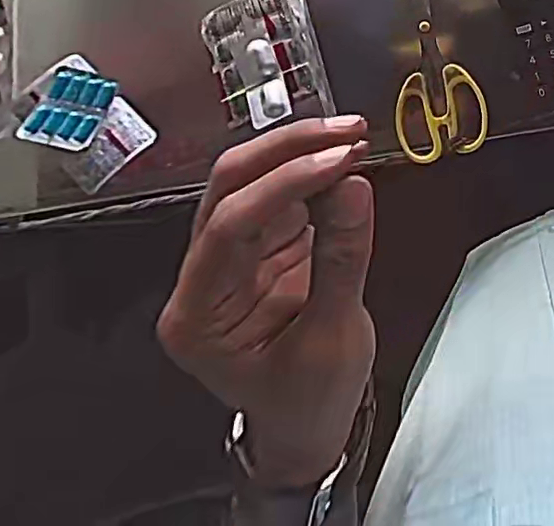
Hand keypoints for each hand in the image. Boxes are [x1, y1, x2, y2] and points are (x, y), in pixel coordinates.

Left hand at [157, 116, 374, 488]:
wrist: (309, 420)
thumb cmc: (309, 398)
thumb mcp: (330, 337)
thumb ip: (342, 258)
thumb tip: (354, 185)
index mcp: (199, 313)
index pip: (230, 225)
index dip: (286, 184)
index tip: (341, 162)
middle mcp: (206, 273)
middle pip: (230, 186)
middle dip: (289, 149)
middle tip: (347, 133)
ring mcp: (235, 253)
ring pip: (255, 176)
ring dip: (305, 149)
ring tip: (353, 137)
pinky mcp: (267, 241)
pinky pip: (286, 190)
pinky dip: (318, 168)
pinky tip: (345, 156)